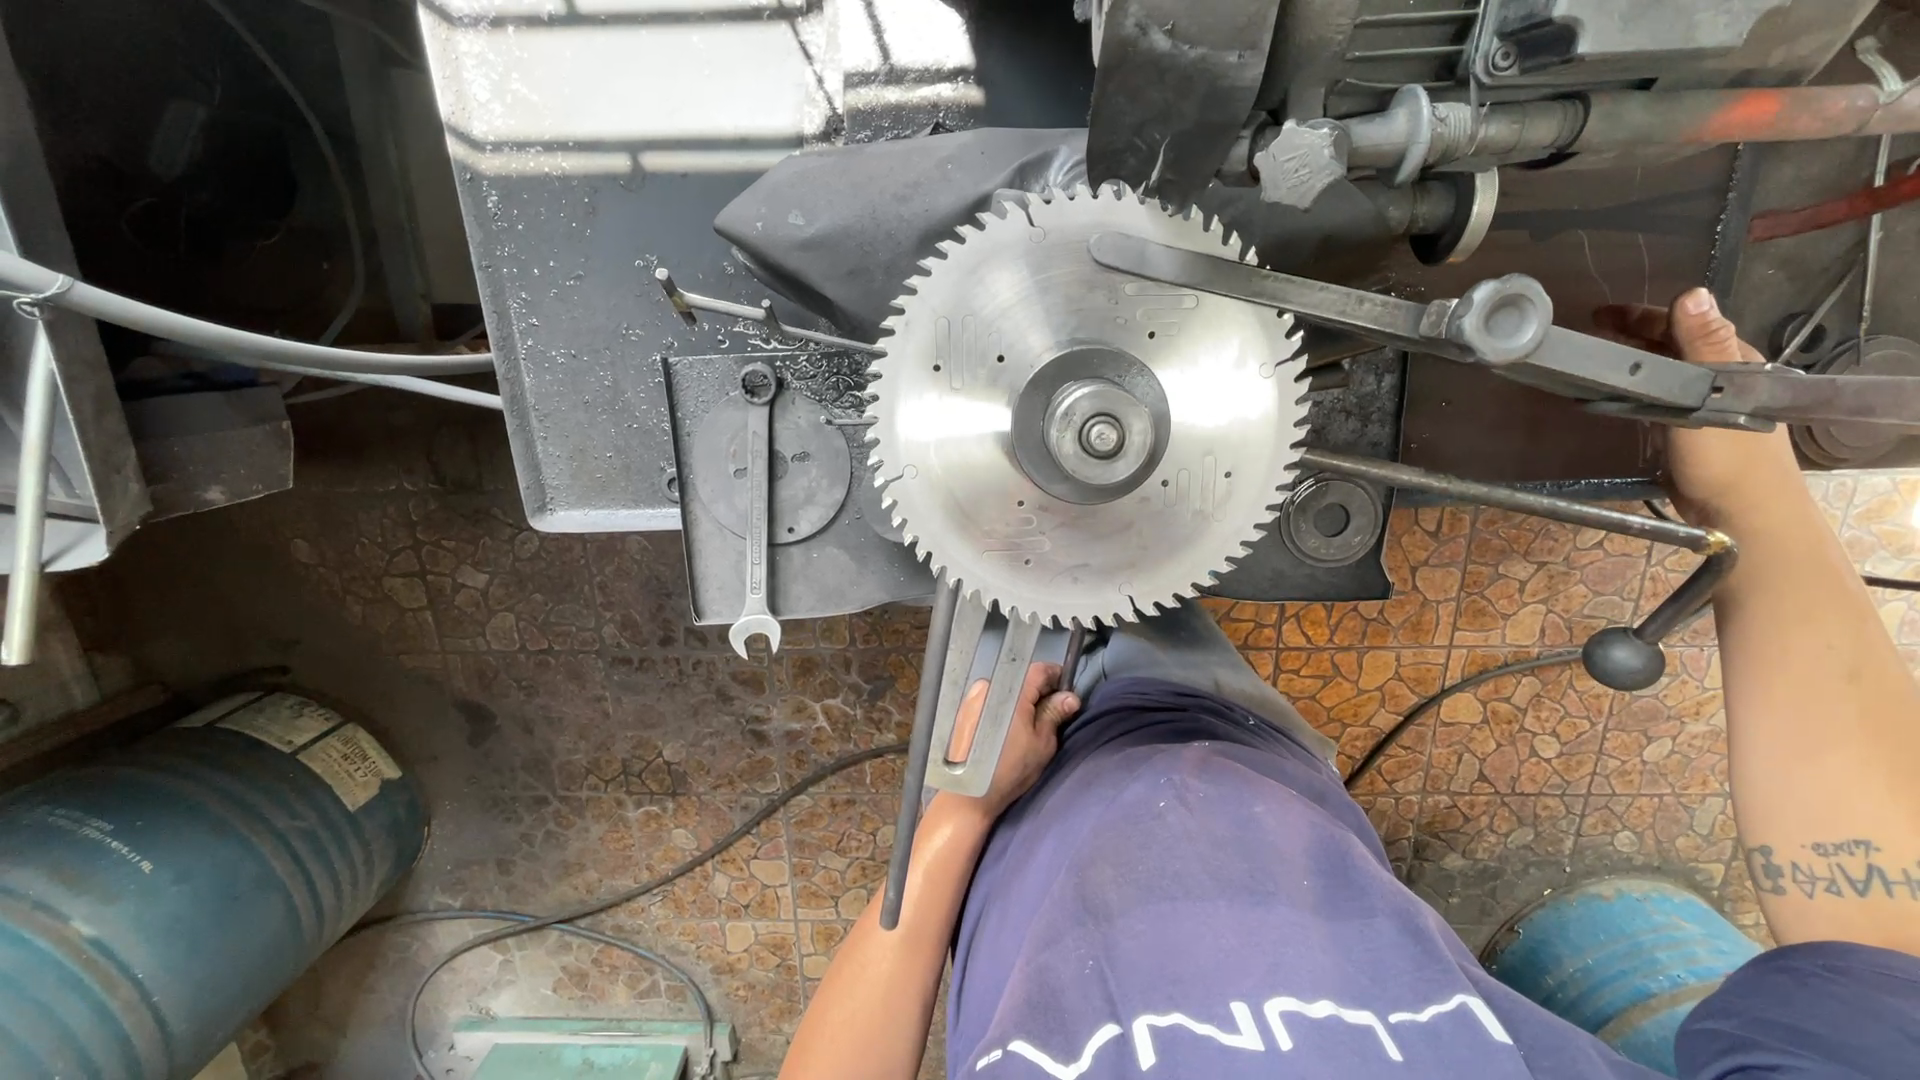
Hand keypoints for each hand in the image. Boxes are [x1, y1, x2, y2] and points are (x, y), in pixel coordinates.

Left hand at [942, 662, 1079, 820]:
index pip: (1040, 669)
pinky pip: (989, 701)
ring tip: (1026, 727)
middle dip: (1038, 693)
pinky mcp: (962, 711)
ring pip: (1004, 691)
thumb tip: (1070, 697)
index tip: (1066, 692)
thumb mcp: (1042, 743)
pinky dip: (1001, 710)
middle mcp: (989, 686)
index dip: (1057, 677)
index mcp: (1011, 690)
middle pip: (1021, 680)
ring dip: (1018, 702)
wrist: (968, 794)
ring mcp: (972, 697)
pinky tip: (1005, 732)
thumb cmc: (1010, 769)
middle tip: (1050, 715)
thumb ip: (1055, 714)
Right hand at [1593, 287, 1800, 524]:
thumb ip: (1704, 346)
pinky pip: (1657, 395)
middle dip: (1630, 334)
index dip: (1642, 315)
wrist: (1740, 512)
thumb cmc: (1728, 456)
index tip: (1597, 315)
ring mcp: (1703, 403)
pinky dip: (1632, 387)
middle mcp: (1720, 376)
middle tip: (1585, 333)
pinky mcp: (1686, 427)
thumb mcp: (1713, 396)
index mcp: (1733, 361)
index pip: (1683, 323)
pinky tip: (1610, 393)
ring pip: (1663, 370)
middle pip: (1672, 344)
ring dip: (1629, 360)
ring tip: (1590, 360)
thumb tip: (1692, 294)